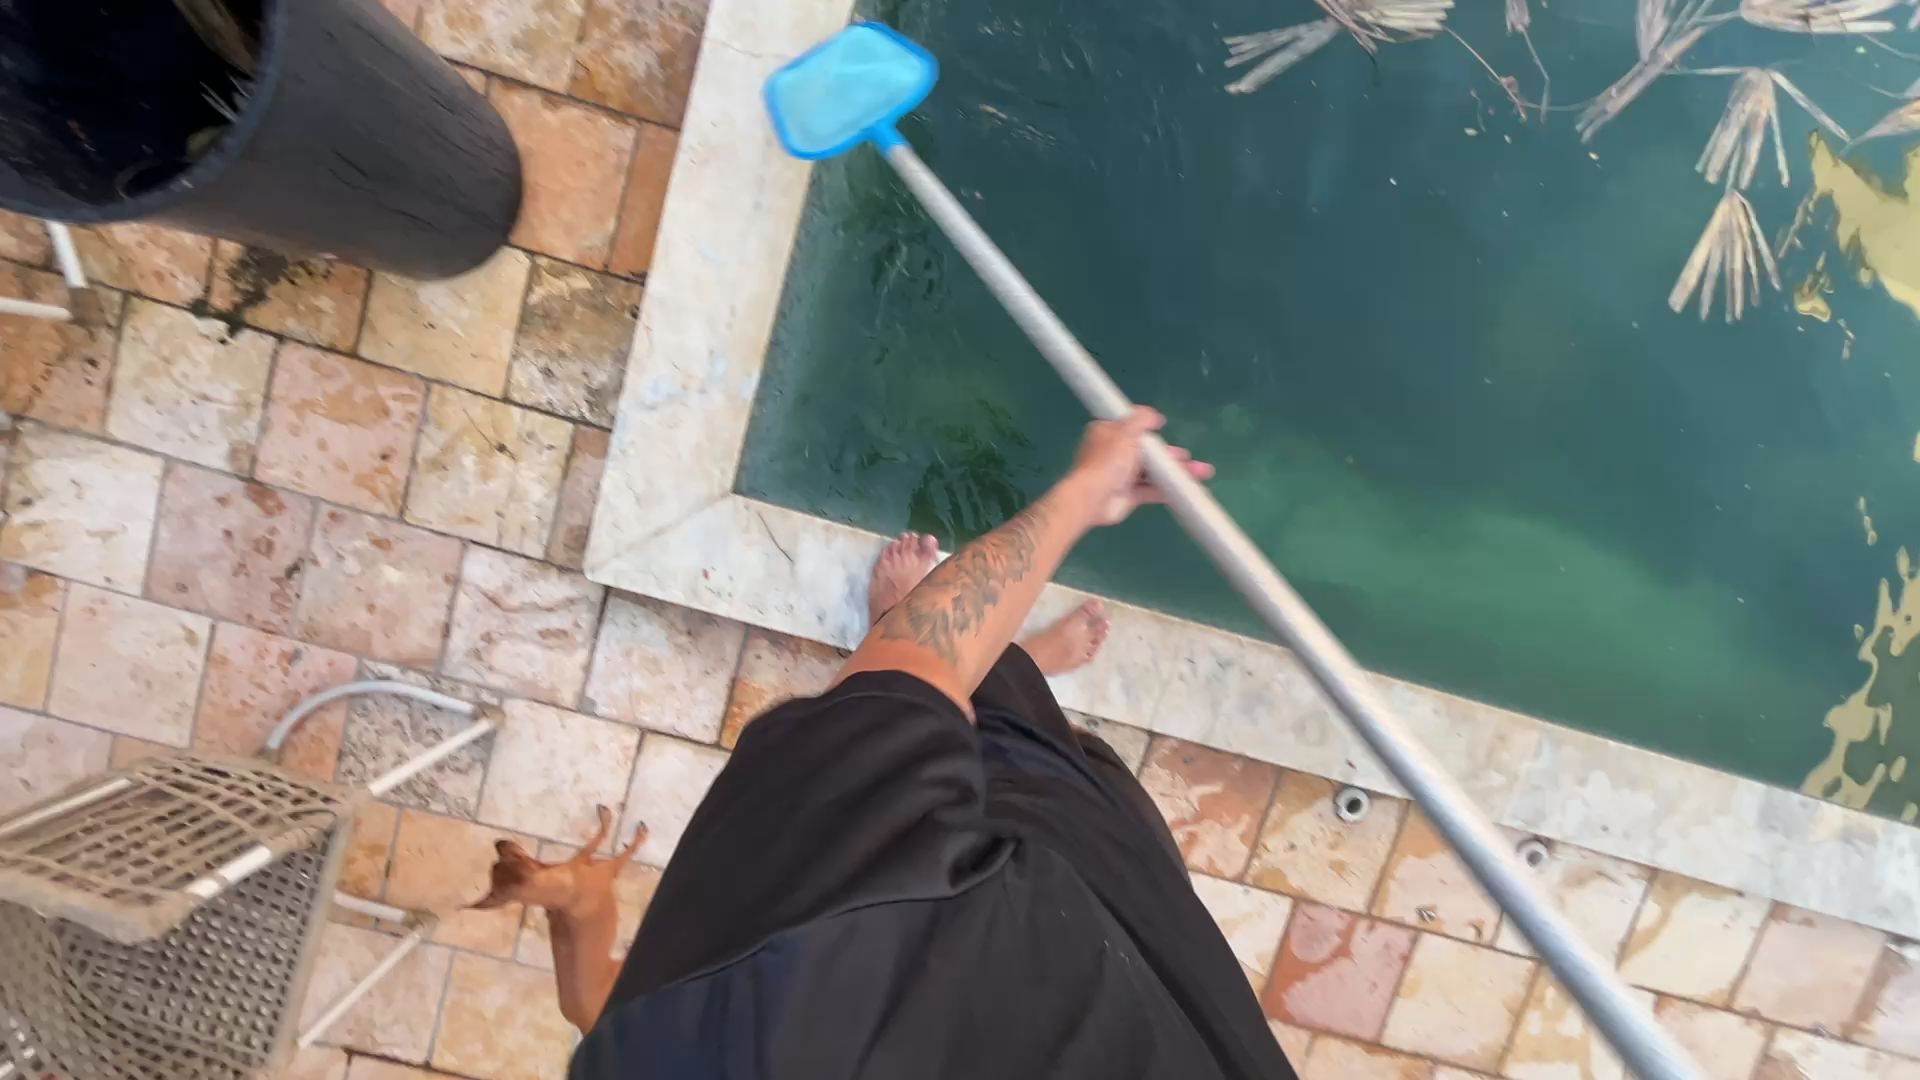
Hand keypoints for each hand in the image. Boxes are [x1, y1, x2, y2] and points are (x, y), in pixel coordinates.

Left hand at [1066, 406, 1213, 526]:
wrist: (1093, 498)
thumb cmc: (1108, 460)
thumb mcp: (1125, 432)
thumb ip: (1141, 420)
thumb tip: (1155, 416)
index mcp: (1107, 433)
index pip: (1130, 426)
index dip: (1148, 428)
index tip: (1163, 427)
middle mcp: (1114, 453)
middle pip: (1146, 451)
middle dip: (1169, 454)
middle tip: (1188, 457)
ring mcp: (1122, 476)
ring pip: (1153, 471)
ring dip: (1176, 471)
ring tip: (1200, 472)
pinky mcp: (1129, 495)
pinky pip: (1153, 490)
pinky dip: (1170, 489)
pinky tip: (1190, 488)